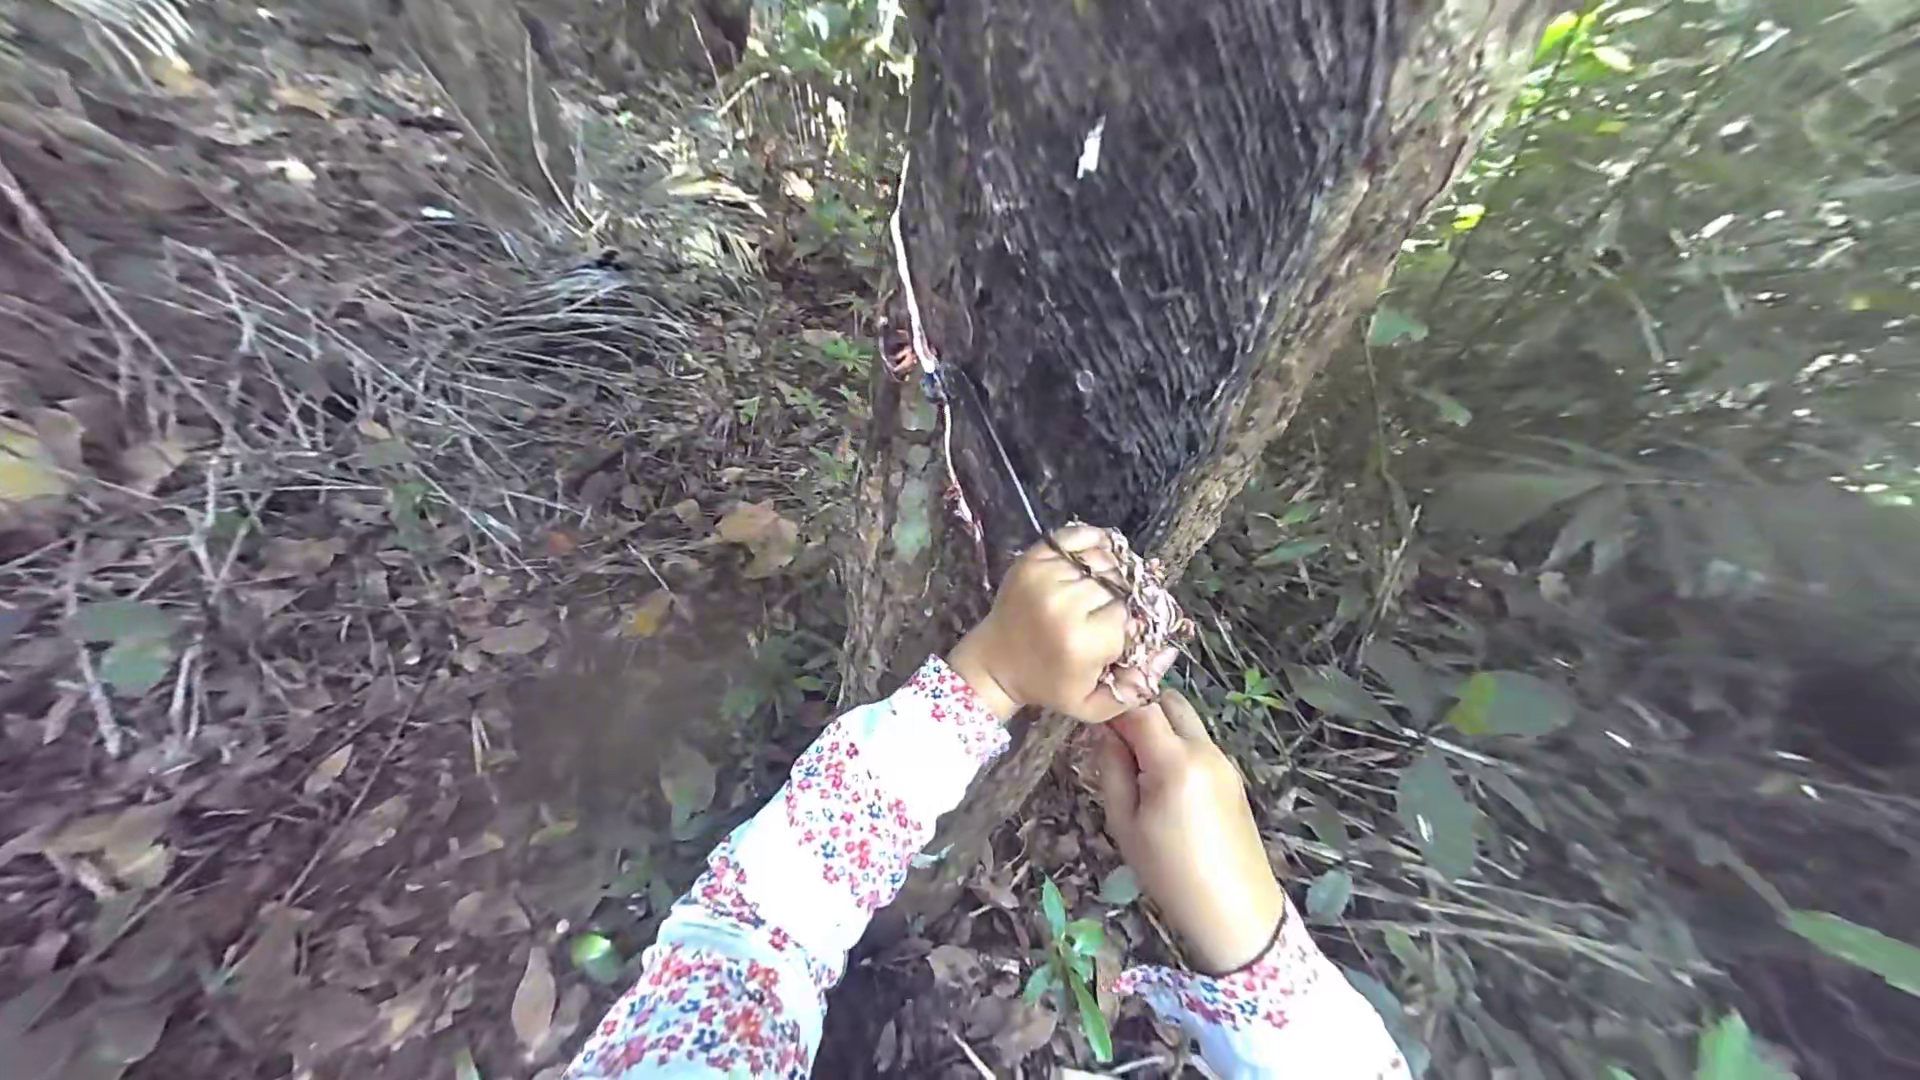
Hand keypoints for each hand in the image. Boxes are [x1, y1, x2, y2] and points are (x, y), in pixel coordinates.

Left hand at [945, 525, 1137, 722]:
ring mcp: (1044, 576)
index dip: (1133, 622)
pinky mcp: (1031, 560)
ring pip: (1101, 560)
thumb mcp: (1093, 705)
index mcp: (1081, 641)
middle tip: (1113, 609)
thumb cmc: (1048, 685)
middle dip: (1121, 598)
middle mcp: (1063, 604)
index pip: (1130, 616)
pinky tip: (1099, 554)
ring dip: (1110, 571)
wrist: (996, 662)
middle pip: (1117, 586)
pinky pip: (1074, 537)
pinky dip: (1093, 541)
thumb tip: (1169, 650)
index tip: (1124, 630)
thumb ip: (1136, 687)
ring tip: (1105, 587)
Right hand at [1094, 688, 1285, 973]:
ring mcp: (1223, 760)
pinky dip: (1176, 741)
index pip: (1139, 706)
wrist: (1237, 914)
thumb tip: (1105, 731)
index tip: (1094, 724)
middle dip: (1139, 708)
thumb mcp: (1124, 822)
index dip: (1113, 707)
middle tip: (1116, 739)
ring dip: (1159, 724)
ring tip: (1138, 762)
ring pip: (1184, 717)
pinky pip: (1197, 740)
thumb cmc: (1170, 873)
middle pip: (1168, 700)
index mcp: (1175, 762)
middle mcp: (1204, 750)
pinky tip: (1164, 779)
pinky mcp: (1232, 773)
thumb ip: (1111, 767)